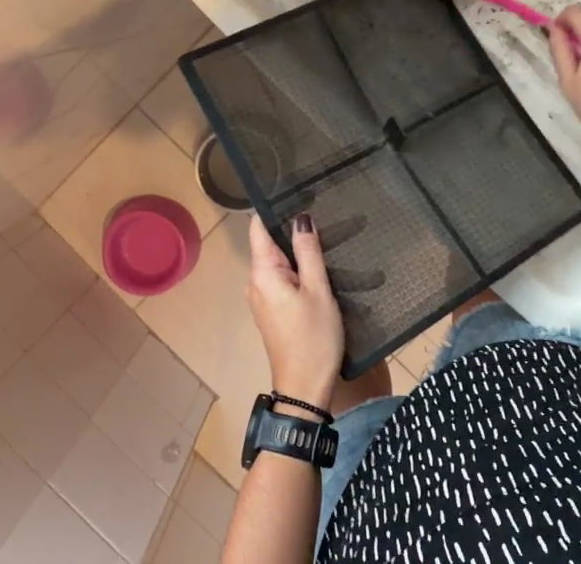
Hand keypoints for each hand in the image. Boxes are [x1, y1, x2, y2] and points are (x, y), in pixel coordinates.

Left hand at [246, 214, 344, 409]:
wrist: (305, 388)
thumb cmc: (314, 338)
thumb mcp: (318, 290)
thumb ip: (308, 252)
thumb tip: (300, 217)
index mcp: (263, 272)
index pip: (259, 228)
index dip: (274, 208)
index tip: (296, 192)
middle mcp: (256, 281)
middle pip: (269, 243)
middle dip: (291, 229)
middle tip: (322, 211)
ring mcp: (262, 297)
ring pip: (278, 262)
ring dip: (297, 251)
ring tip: (325, 235)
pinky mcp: (272, 309)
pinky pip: (282, 278)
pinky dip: (297, 269)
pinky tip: (317, 266)